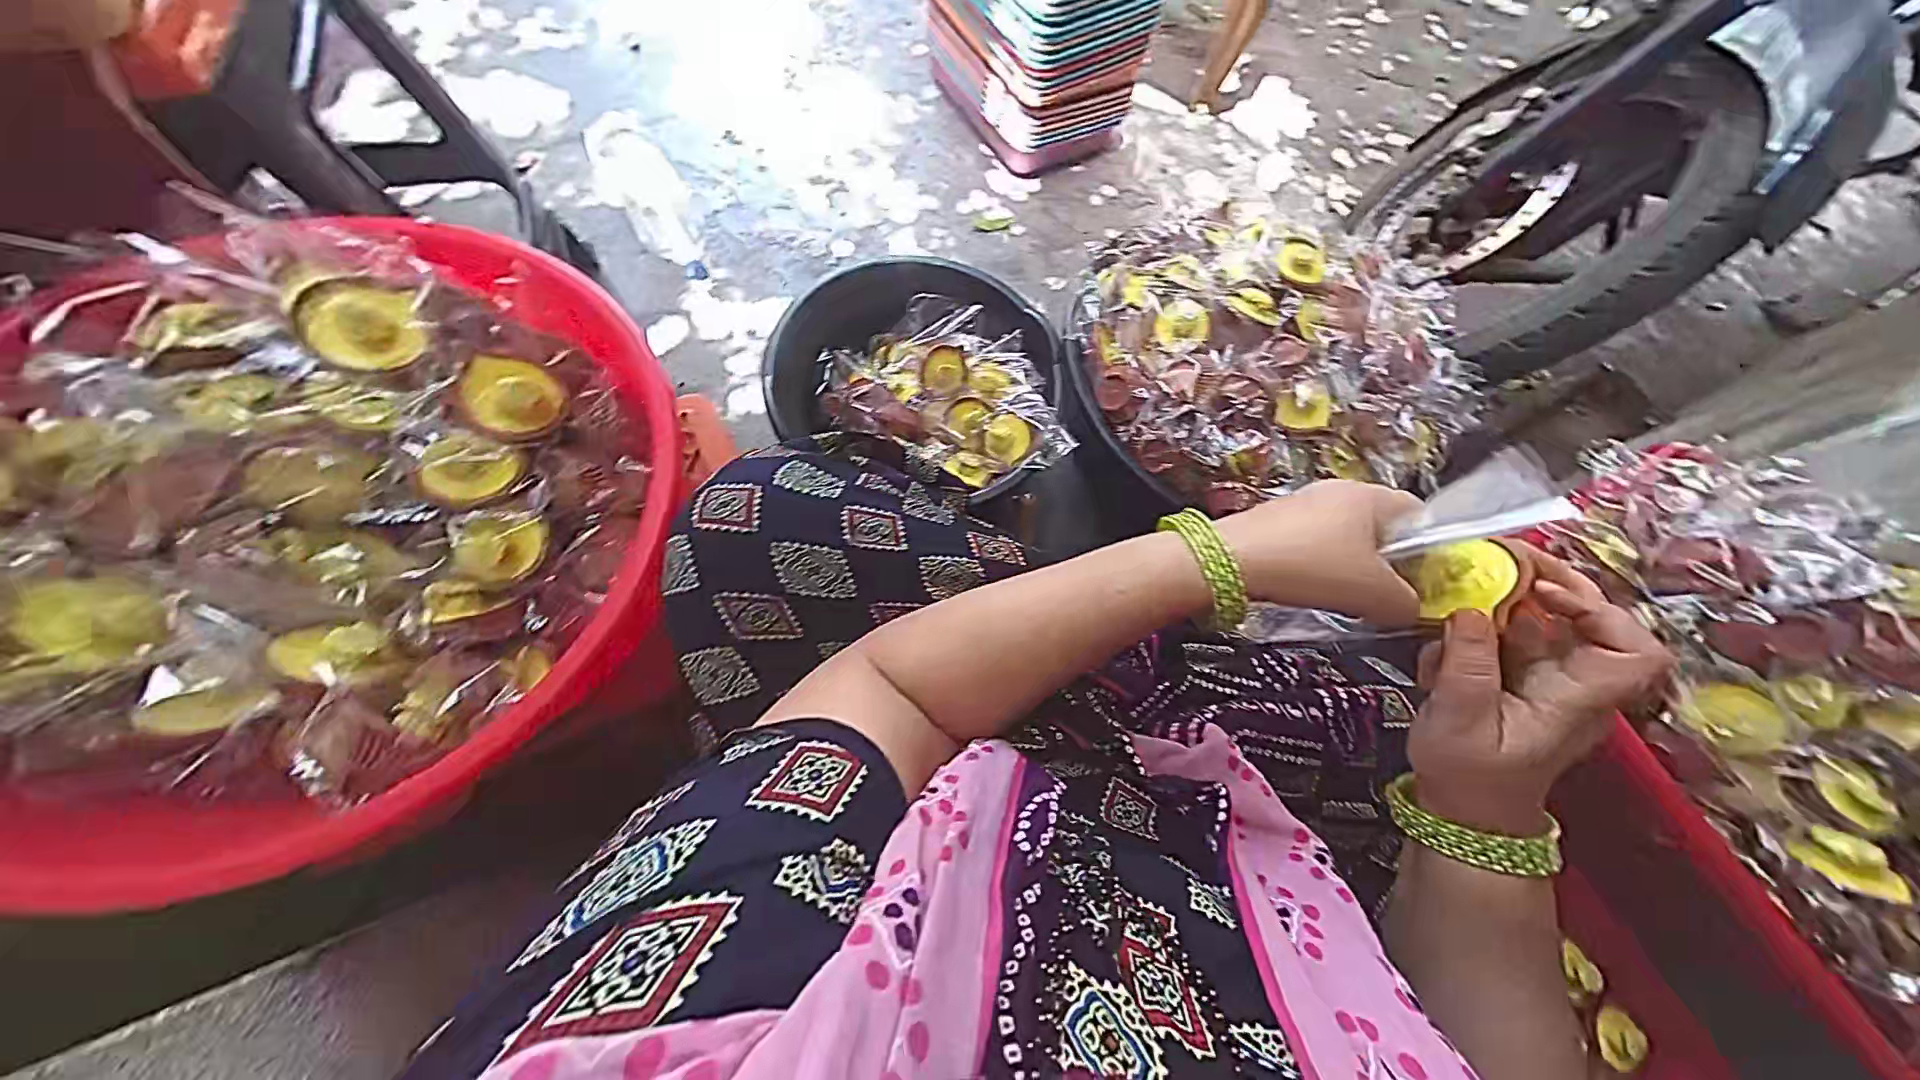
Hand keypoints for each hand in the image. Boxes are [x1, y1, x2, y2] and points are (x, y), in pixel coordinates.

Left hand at [1214, 479, 1423, 625]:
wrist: (1226, 562)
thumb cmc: (1310, 568)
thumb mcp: (1375, 595)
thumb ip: (1406, 603)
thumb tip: (1408, 608)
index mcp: (1369, 494)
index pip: (1420, 515)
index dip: (1428, 550)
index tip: (1418, 584)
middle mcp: (1334, 490)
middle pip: (1378, 528)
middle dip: (1383, 564)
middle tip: (1378, 596)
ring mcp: (1297, 503)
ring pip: (1340, 538)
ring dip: (1345, 569)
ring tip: (1338, 597)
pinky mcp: (1269, 521)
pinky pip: (1306, 544)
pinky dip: (1312, 566)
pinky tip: (1302, 587)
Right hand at [1408, 547, 1672, 834]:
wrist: (1464, 809)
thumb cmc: (1467, 773)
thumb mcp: (1458, 720)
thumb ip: (1467, 666)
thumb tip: (1469, 608)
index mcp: (1575, 699)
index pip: (1633, 651)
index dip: (1599, 611)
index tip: (1541, 590)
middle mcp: (1573, 682)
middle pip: (1591, 620)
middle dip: (1549, 584)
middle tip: (1499, 559)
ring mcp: (1545, 678)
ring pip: (1543, 622)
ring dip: (1502, 600)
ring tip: (1460, 589)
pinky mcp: (1517, 676)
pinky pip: (1508, 636)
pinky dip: (1478, 625)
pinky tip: (1445, 634)